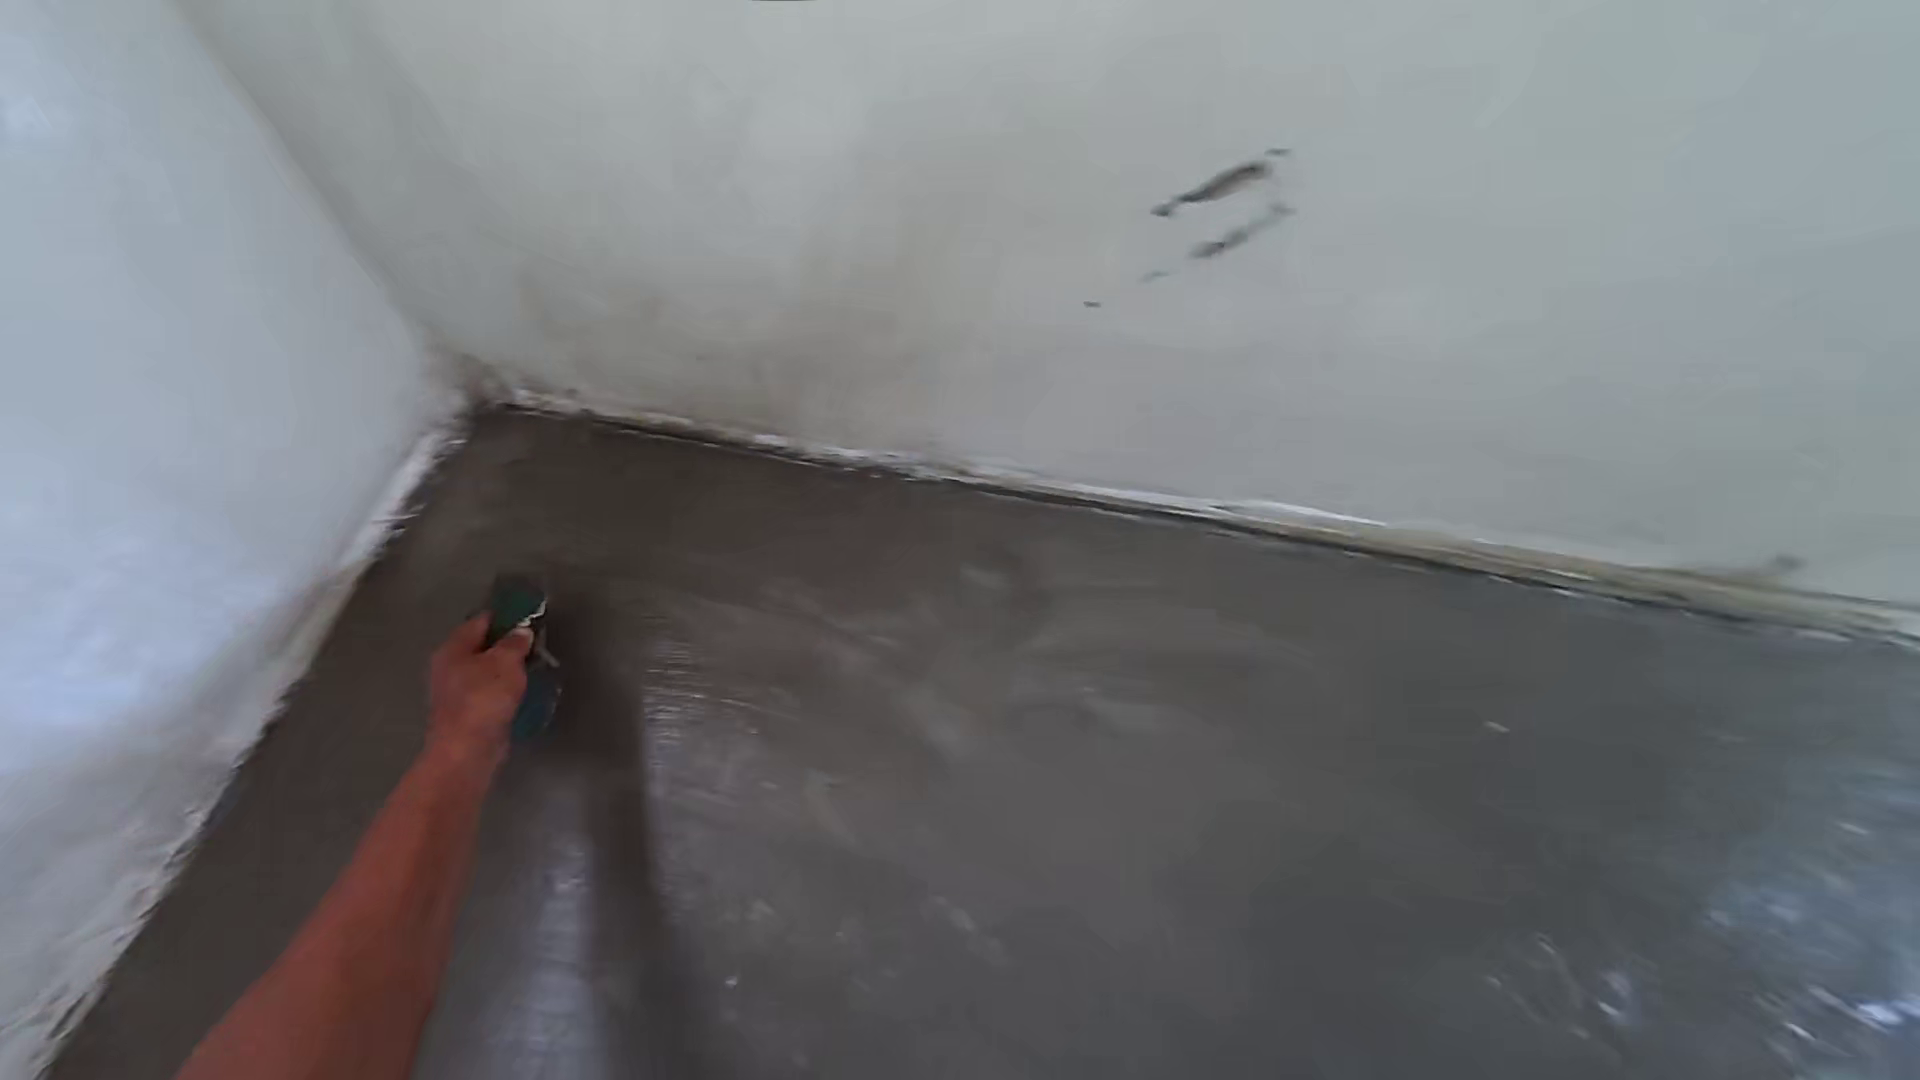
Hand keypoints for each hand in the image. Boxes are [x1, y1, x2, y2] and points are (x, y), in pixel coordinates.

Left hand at [426, 616, 531, 765]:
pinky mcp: (468, 709)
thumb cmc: (483, 698)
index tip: (528, 613)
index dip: (504, 614)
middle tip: (535, 638)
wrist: (468, 748)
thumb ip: (514, 643)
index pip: (480, 621)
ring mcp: (456, 689)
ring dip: (507, 664)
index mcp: (452, 649)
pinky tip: (523, 686)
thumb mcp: (505, 662)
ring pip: (486, 667)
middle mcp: (448, 666)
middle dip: (507, 641)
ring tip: (535, 661)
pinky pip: (490, 687)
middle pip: (481, 644)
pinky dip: (506, 683)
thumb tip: (521, 631)